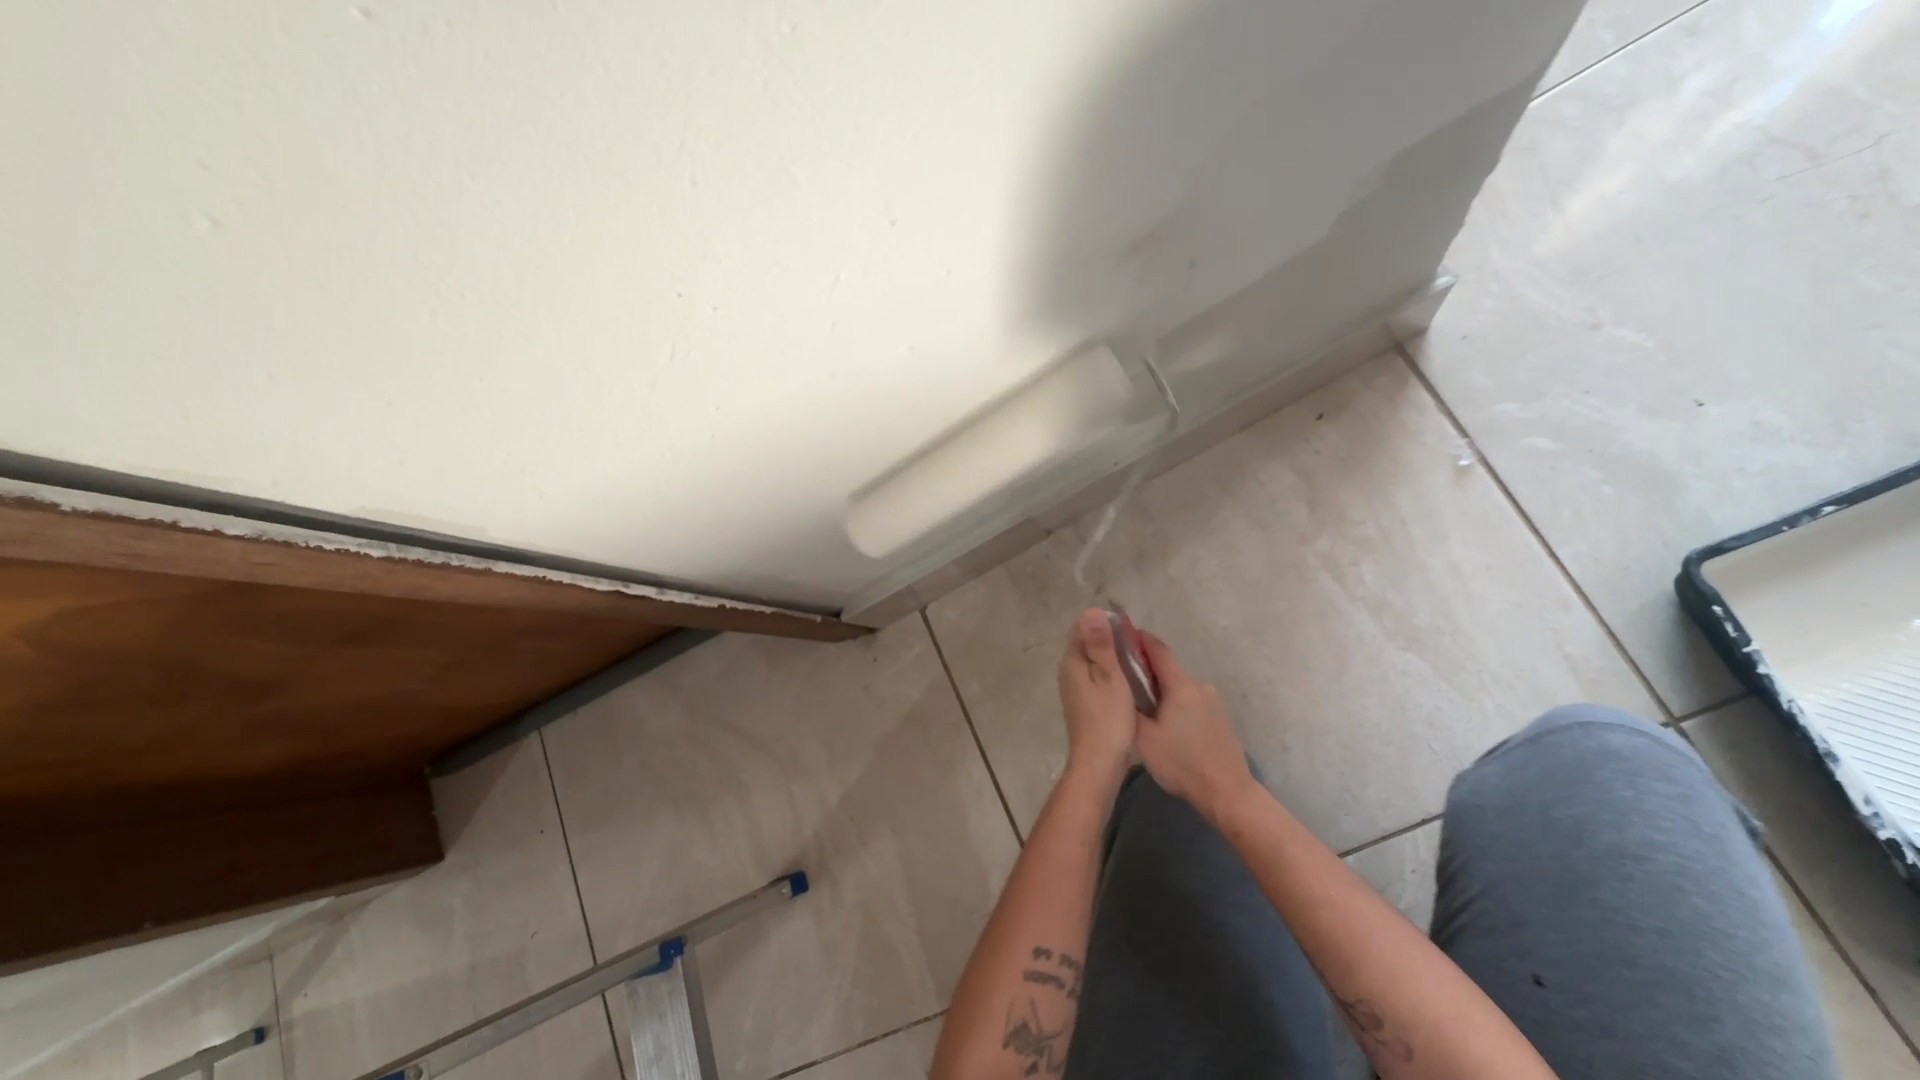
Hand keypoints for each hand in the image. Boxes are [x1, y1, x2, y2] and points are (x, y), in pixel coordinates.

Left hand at [1057, 609, 1140, 780]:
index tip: (1129, 631)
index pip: (1082, 627)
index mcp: (1072, 661)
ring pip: (1093, 662)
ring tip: (1138, 664)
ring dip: (1112, 659)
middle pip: (1087, 644)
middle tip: (1139, 648)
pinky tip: (1129, 684)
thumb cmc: (1108, 718)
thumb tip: (1090, 611)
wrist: (1099, 762)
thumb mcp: (1110, 676)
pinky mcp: (1083, 703)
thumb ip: (1101, 645)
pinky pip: (1096, 678)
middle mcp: (1067, 672)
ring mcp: (1074, 689)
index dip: (1105, 623)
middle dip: (1110, 640)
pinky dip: (1111, 675)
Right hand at [1132, 632, 1259, 823]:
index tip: (1121, 635)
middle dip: (1146, 672)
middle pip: (1169, 670)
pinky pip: (1191, 703)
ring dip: (1161, 692)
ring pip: (1180, 689)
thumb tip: (1119, 692)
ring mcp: (1213, 703)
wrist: (1228, 792)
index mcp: (1181, 686)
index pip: (1158, 650)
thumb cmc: (1182, 764)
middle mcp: (1200, 687)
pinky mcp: (1220, 719)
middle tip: (1122, 682)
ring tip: (1141, 709)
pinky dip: (1175, 706)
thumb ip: (1129, 711)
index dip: (1140, 639)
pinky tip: (1165, 725)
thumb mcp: (1144, 739)